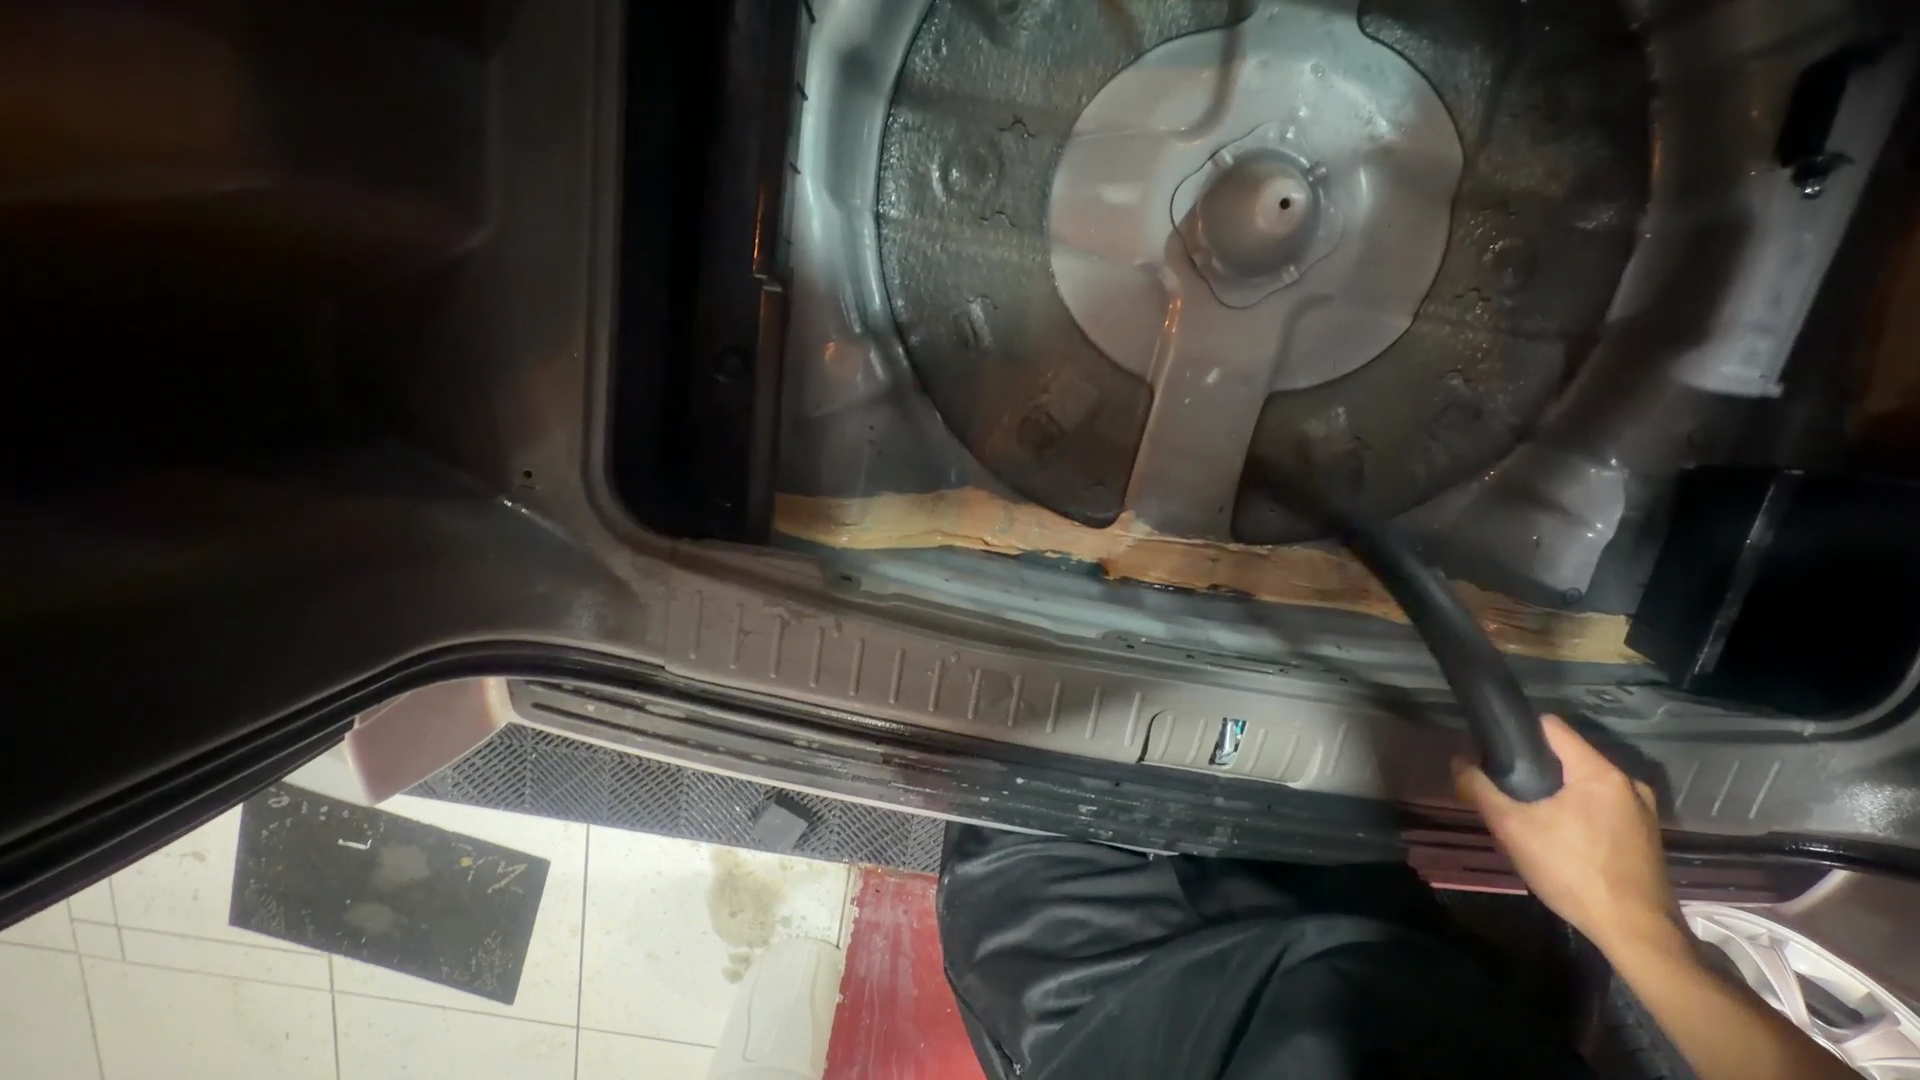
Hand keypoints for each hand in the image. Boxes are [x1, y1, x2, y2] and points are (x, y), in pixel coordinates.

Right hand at [1453, 715, 1679, 951]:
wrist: (1635, 932)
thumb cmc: (1572, 871)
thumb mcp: (1512, 828)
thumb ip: (1480, 789)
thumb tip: (1458, 762)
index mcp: (1599, 773)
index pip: (1551, 727)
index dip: (1517, 732)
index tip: (1495, 752)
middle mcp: (1628, 783)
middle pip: (1567, 757)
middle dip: (1535, 769)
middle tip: (1508, 793)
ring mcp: (1643, 811)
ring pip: (1585, 785)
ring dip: (1557, 794)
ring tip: (1532, 818)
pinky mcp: (1647, 836)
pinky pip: (1603, 807)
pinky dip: (1579, 813)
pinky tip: (1562, 840)